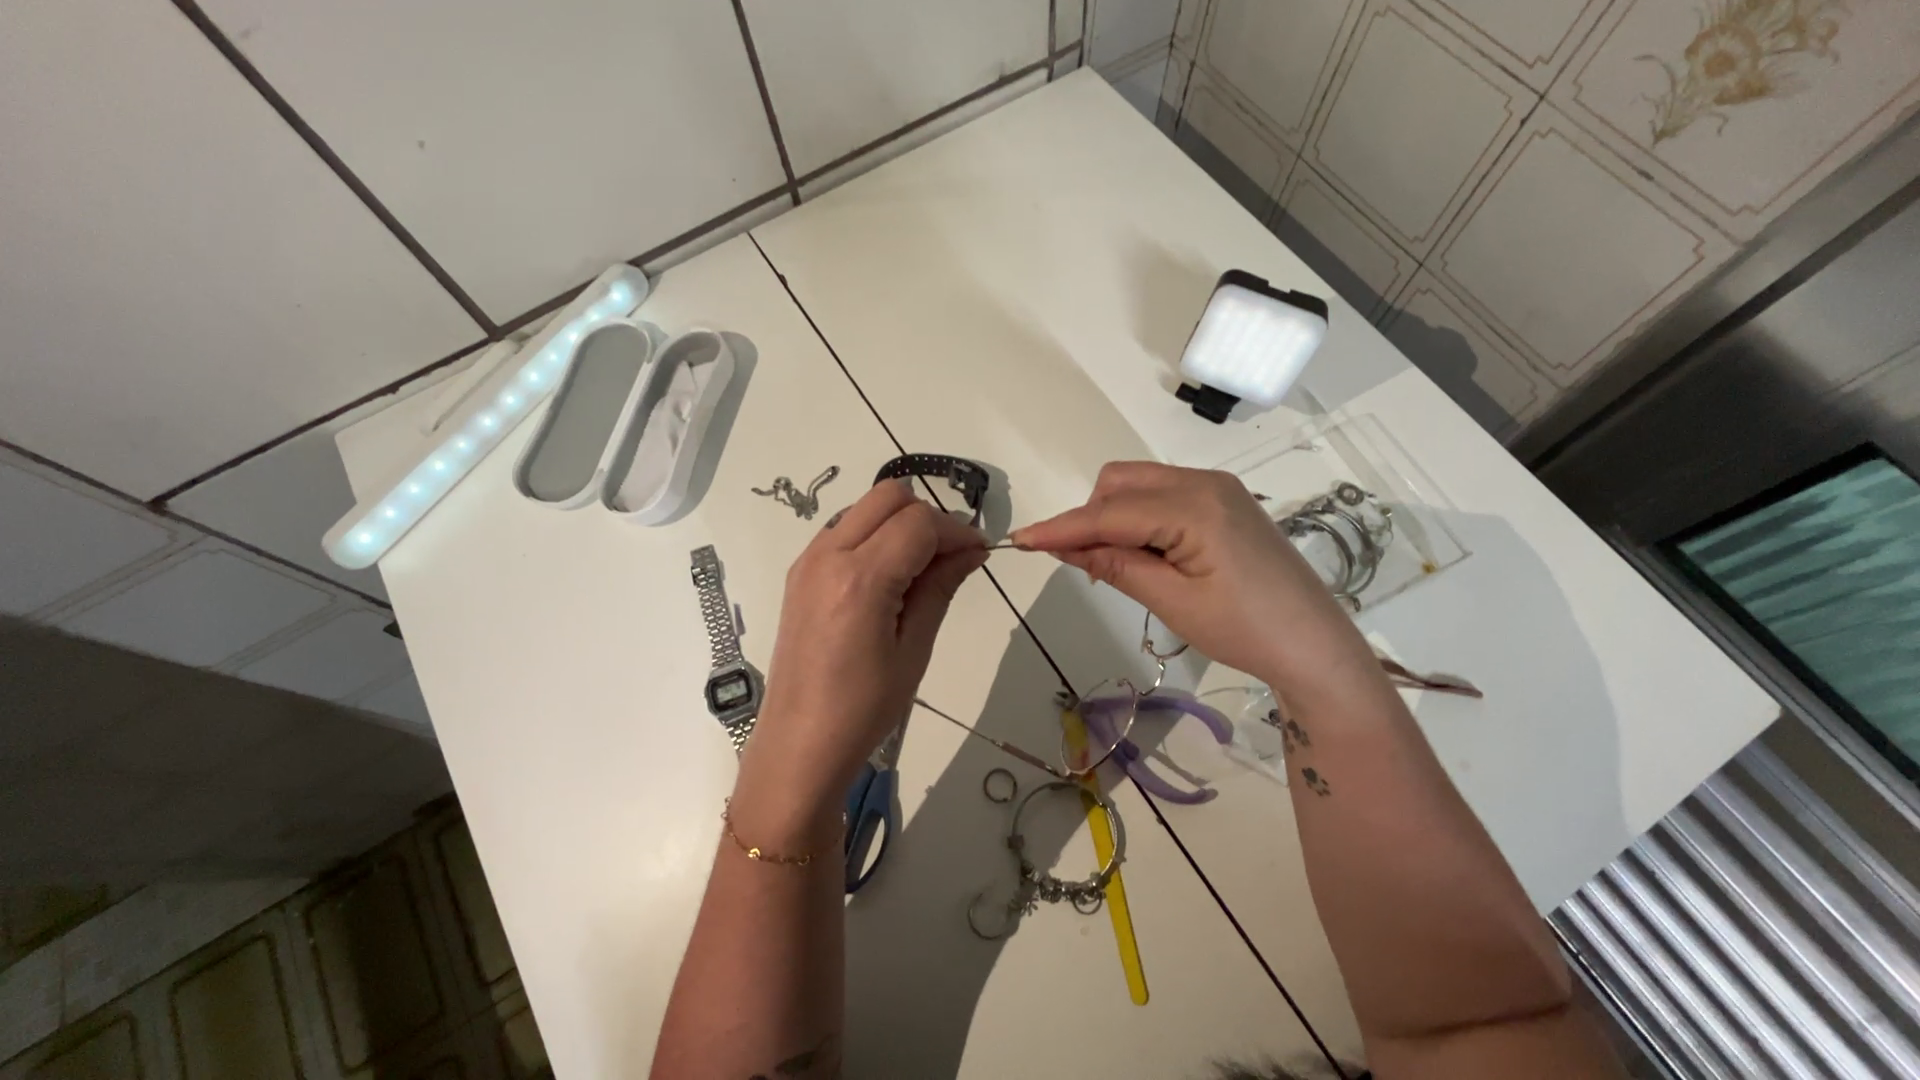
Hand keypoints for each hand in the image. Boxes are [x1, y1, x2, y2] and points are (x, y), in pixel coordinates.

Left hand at [744, 481, 987, 812]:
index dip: (956, 530)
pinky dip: (873, 537)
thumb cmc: (864, 708)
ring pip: (864, 508)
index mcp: (860, 579)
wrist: (800, 743)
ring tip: (922, 571)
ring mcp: (808, 562)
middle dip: (928, 516)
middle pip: (888, 497)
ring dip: (898, 524)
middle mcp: (828, 556)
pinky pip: (843, 531)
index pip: (919, 522)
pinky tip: (889, 578)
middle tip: (951, 558)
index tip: (980, 553)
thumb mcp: (913, 650)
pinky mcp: (799, 574)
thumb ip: (940, 588)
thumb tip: (971, 551)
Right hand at [1011, 462, 1370, 685]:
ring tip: (1117, 565)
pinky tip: (1145, 553)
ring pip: (1140, 484)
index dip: (1062, 527)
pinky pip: (1164, 494)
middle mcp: (1205, 483)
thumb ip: (1116, 565)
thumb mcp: (1172, 602)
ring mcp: (1218, 488)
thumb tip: (1066, 547)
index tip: (1020, 540)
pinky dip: (1140, 517)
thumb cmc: (1244, 631)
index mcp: (1195, 507)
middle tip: (1085, 565)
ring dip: (1114, 515)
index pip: (1110, 512)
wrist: (1314, 645)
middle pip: (1121, 482)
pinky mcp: (1225, 501)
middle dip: (1091, 516)